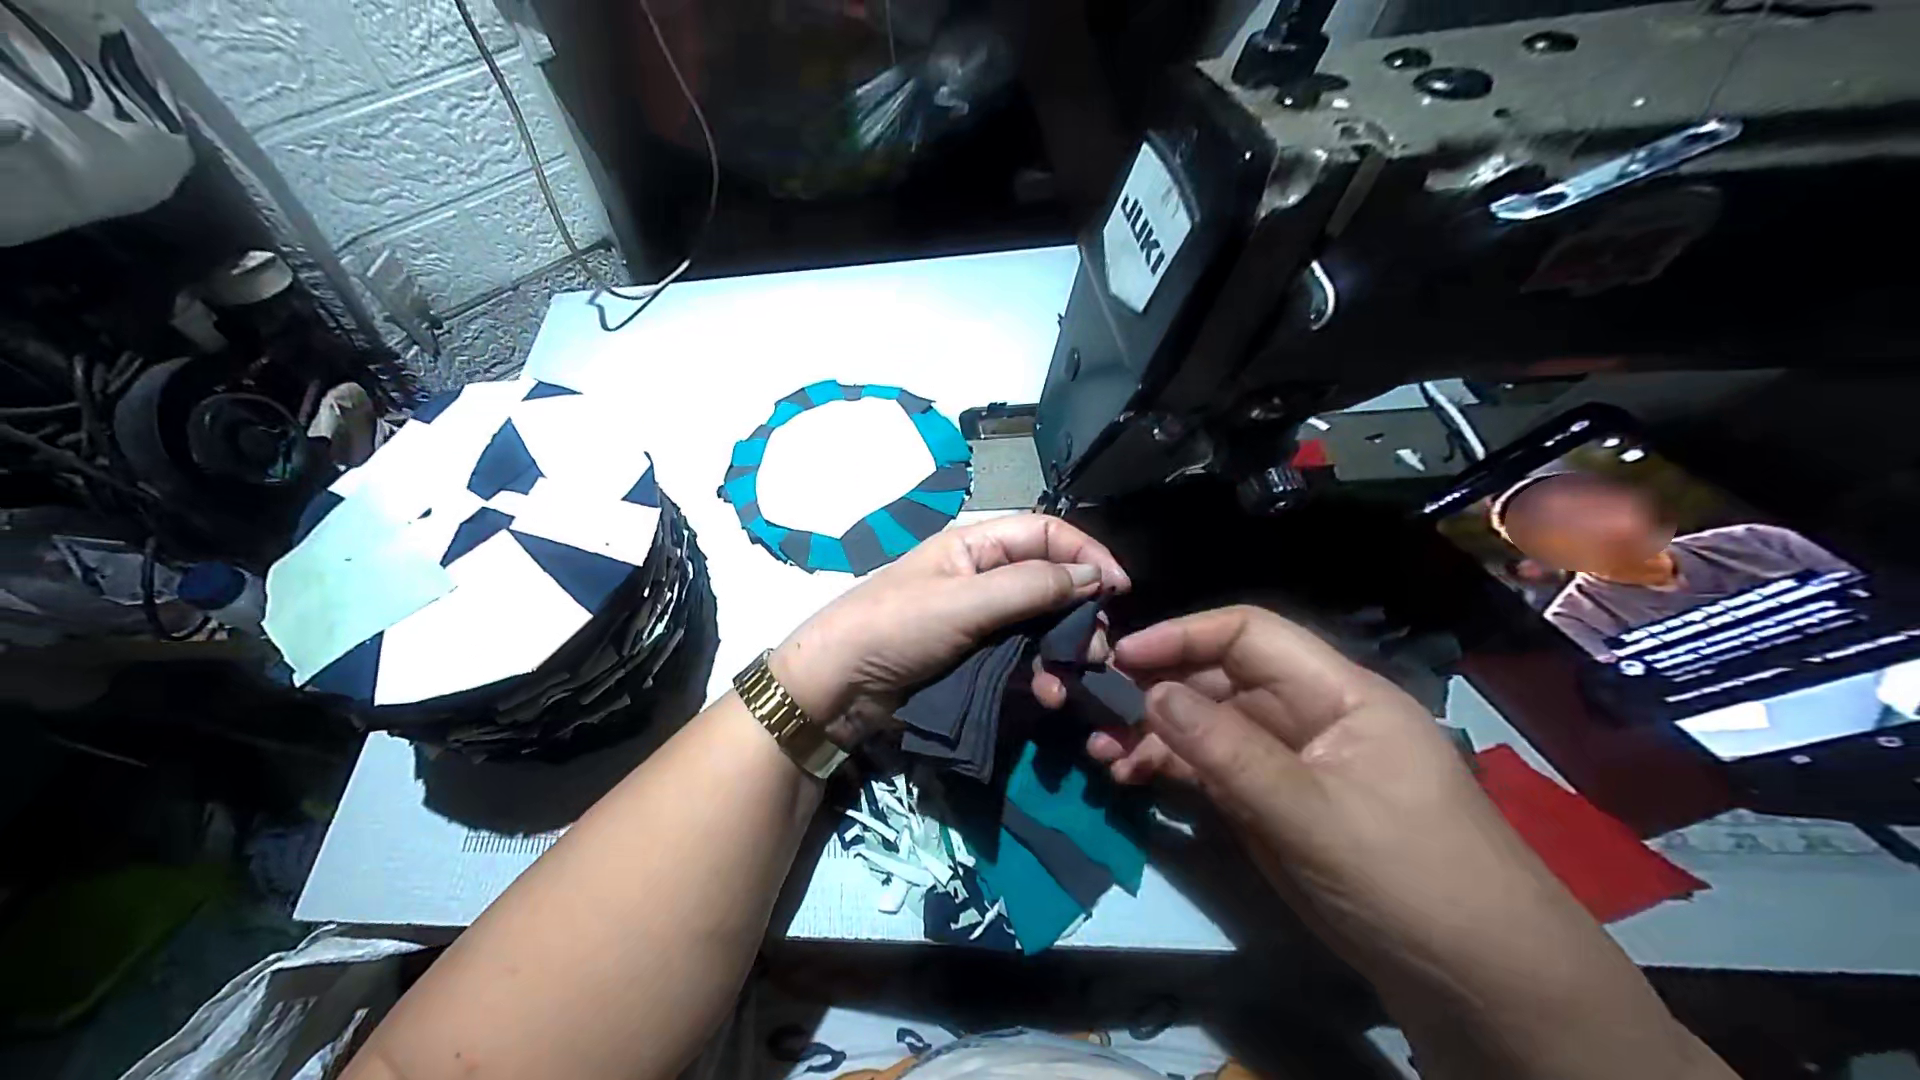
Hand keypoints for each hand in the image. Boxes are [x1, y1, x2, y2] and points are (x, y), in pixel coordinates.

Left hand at [772, 514, 1127, 744]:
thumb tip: (1094, 575)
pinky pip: (1022, 658)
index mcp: (976, 544)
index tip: (1118, 590)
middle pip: (1050, 581)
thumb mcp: (964, 602)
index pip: (1046, 533)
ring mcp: (980, 619)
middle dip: (1079, 612)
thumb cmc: (896, 628)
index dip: (1086, 553)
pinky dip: (1040, 674)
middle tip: (1097, 648)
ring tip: (1072, 679)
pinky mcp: (976, 658)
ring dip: (1063, 650)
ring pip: (1041, 625)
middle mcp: (984, 576)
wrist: (837, 688)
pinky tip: (1047, 695)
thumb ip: (1031, 587)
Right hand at [1105, 605, 1571, 976]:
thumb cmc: (1410, 879)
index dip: (1183, 636)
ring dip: (1153, 735)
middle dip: (1156, 691)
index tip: (1123, 656)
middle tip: (1098, 713)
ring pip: (1206, 725)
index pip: (1249, 635)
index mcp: (1335, 693)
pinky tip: (1132, 778)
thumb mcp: (1313, 814)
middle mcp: (1305, 714)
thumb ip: (1229, 751)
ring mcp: (1286, 760)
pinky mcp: (1272, 801)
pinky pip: (1210, 769)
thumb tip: (1151, 692)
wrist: (1479, 988)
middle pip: (1218, 679)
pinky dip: (1170, 770)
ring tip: (1104, 756)